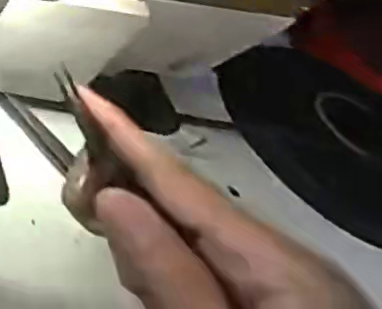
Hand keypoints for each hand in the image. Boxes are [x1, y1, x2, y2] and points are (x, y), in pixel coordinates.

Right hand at [75, 87, 372, 308]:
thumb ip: (169, 278)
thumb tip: (111, 195)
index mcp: (283, 267)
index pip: (181, 180)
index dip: (125, 134)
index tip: (82, 93)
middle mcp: (293, 264)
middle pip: (185, 201)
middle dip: (129, 197)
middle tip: (83, 213)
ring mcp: (298, 288)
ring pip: (195, 233)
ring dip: (152, 243)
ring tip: (140, 285)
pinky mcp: (291, 307)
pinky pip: (215, 264)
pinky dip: (177, 268)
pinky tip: (167, 294)